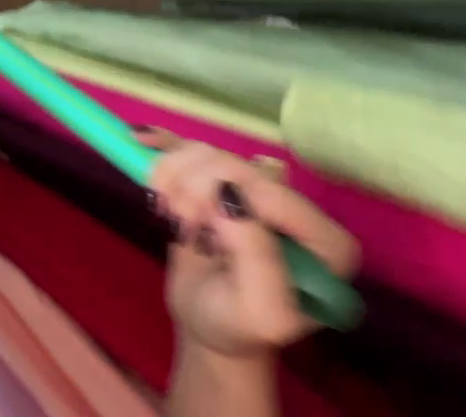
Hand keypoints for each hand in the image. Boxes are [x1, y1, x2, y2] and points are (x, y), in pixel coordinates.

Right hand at [141, 130, 358, 357]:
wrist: (211, 323)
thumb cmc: (239, 326)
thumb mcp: (260, 310)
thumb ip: (256, 253)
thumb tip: (227, 190)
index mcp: (324, 240)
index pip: (267, 188)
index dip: (219, 196)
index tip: (193, 227)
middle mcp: (294, 207)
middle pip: (232, 164)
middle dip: (192, 189)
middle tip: (182, 225)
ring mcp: (255, 190)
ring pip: (206, 152)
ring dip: (172, 176)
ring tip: (170, 213)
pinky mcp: (220, 181)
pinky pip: (190, 147)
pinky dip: (162, 144)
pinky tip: (141, 140)